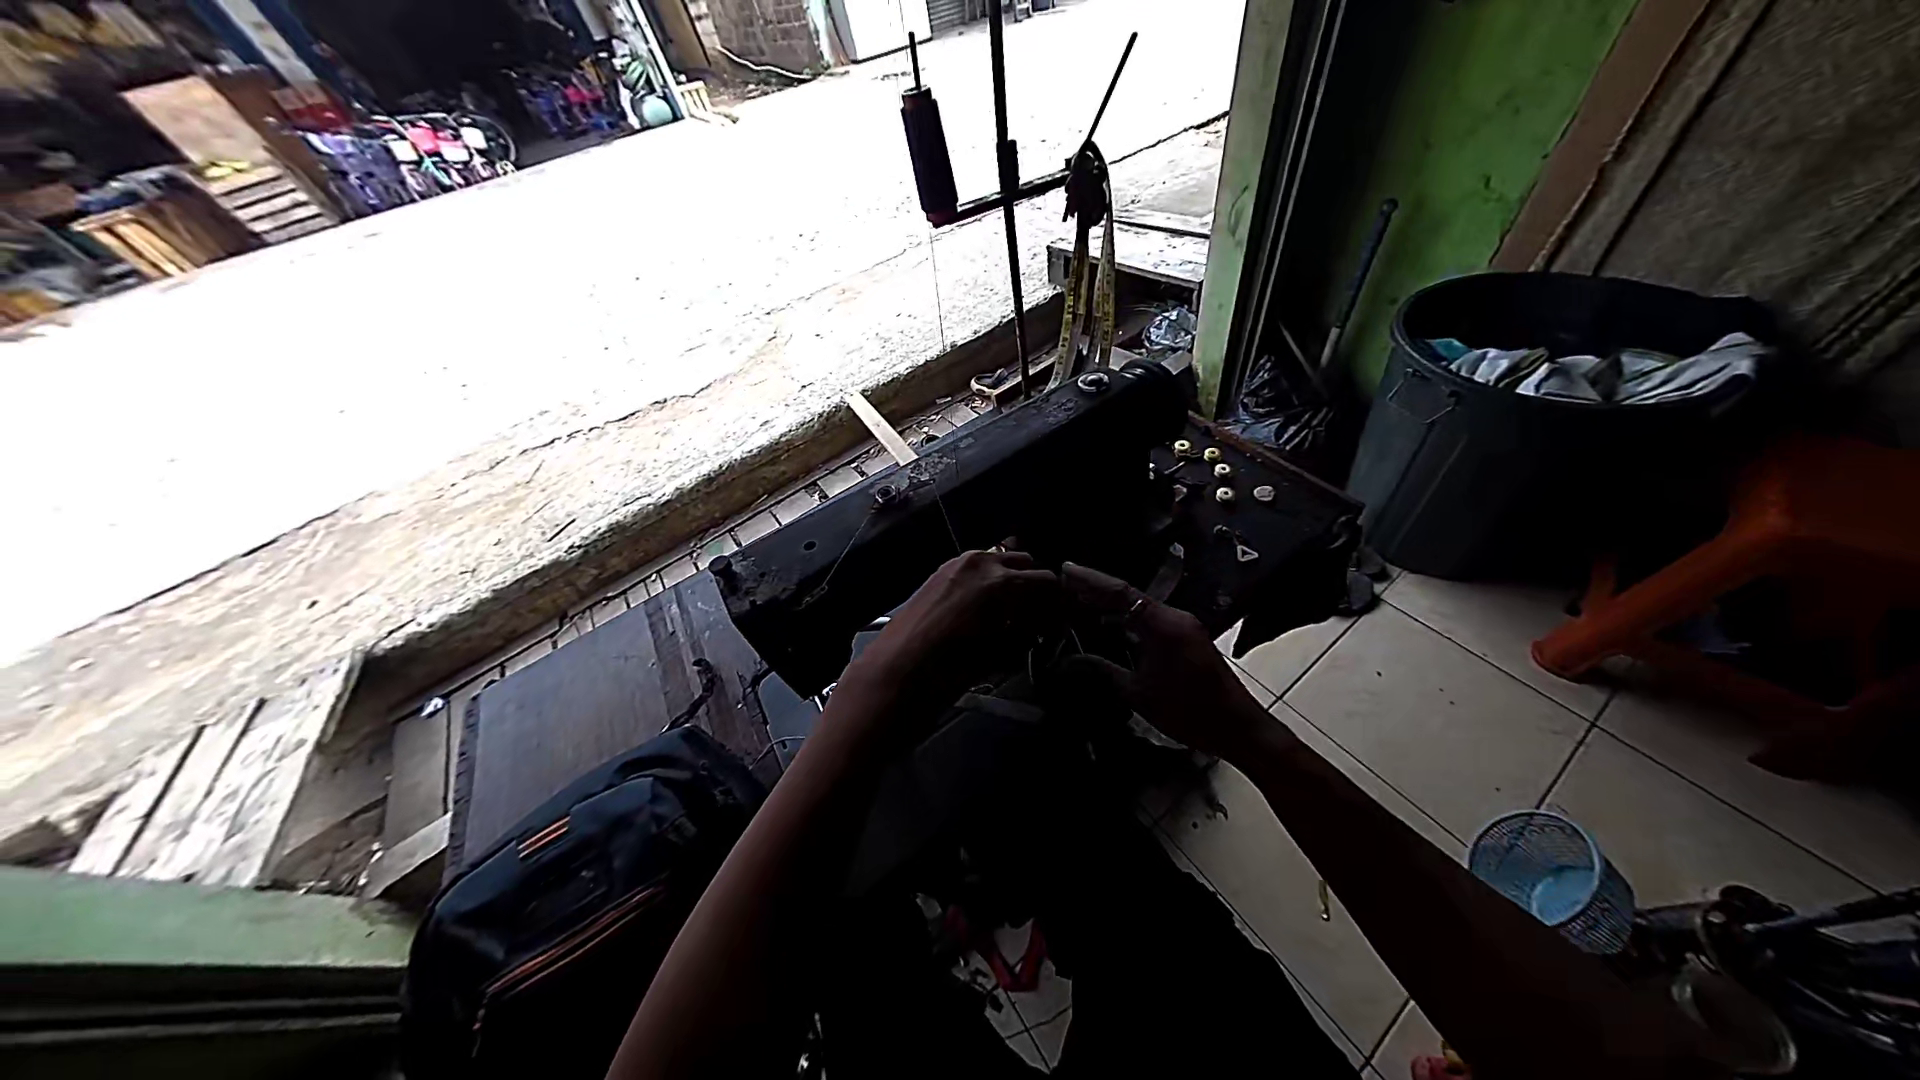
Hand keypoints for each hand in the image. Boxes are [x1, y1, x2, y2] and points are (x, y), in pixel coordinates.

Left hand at [839, 544, 1060, 716]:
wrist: (888, 679)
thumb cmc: (944, 675)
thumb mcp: (995, 658)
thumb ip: (1023, 637)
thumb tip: (1042, 630)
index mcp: (998, 584)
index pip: (1048, 584)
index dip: (1065, 605)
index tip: (1074, 621)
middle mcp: (978, 564)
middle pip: (1028, 566)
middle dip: (1041, 592)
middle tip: (1050, 621)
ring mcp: (955, 565)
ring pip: (1002, 563)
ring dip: (1017, 585)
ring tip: (1022, 618)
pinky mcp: (938, 574)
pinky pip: (978, 570)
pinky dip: (993, 585)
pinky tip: (994, 614)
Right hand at [1059, 562, 1279, 761]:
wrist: (1238, 729)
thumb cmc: (1190, 712)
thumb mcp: (1139, 694)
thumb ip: (1104, 671)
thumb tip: (1070, 662)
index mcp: (1164, 625)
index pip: (1121, 593)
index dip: (1090, 580)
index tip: (1065, 569)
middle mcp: (1175, 617)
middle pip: (1129, 594)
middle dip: (1096, 588)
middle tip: (1063, 583)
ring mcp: (1183, 625)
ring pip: (1140, 605)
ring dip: (1111, 602)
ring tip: (1078, 598)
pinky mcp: (1186, 637)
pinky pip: (1149, 617)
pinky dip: (1126, 615)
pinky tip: (1107, 621)